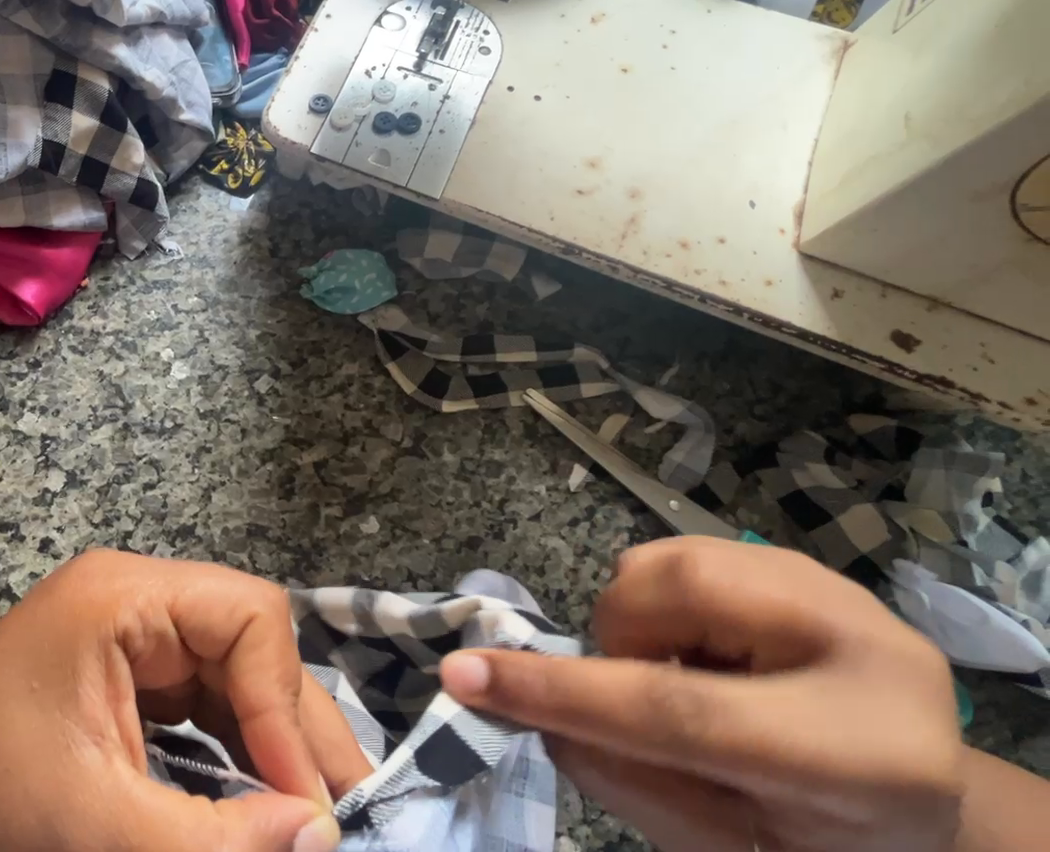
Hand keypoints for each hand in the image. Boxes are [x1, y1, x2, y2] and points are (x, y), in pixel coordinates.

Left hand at [0, 549, 374, 851]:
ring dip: (272, 740)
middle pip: (248, 639)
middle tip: (340, 812)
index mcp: (120, 596)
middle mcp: (134, 596)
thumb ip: (211, 838)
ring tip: (312, 815)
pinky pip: (204, 695)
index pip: (246, 616)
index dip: (286, 705)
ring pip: (234, 670)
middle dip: (292, 725)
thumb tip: (317, 835)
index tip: (307, 801)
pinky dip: (236, 745)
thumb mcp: (94, 826)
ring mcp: (130, 629)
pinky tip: (257, 798)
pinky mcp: (127, 667)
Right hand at [438, 537, 964, 851]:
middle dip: (620, 639)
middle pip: (672, 595)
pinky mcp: (800, 560)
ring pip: (660, 562)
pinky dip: (653, 597)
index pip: (680, 714)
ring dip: (635, 619)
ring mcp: (837, 588)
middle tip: (638, 691)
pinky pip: (671, 551)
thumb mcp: (722, 840)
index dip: (561, 693)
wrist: (913, 794)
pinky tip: (707, 642)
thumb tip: (519, 698)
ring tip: (685, 670)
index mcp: (868, 759)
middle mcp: (867, 649)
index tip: (461, 678)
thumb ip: (618, 774)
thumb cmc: (813, 834)